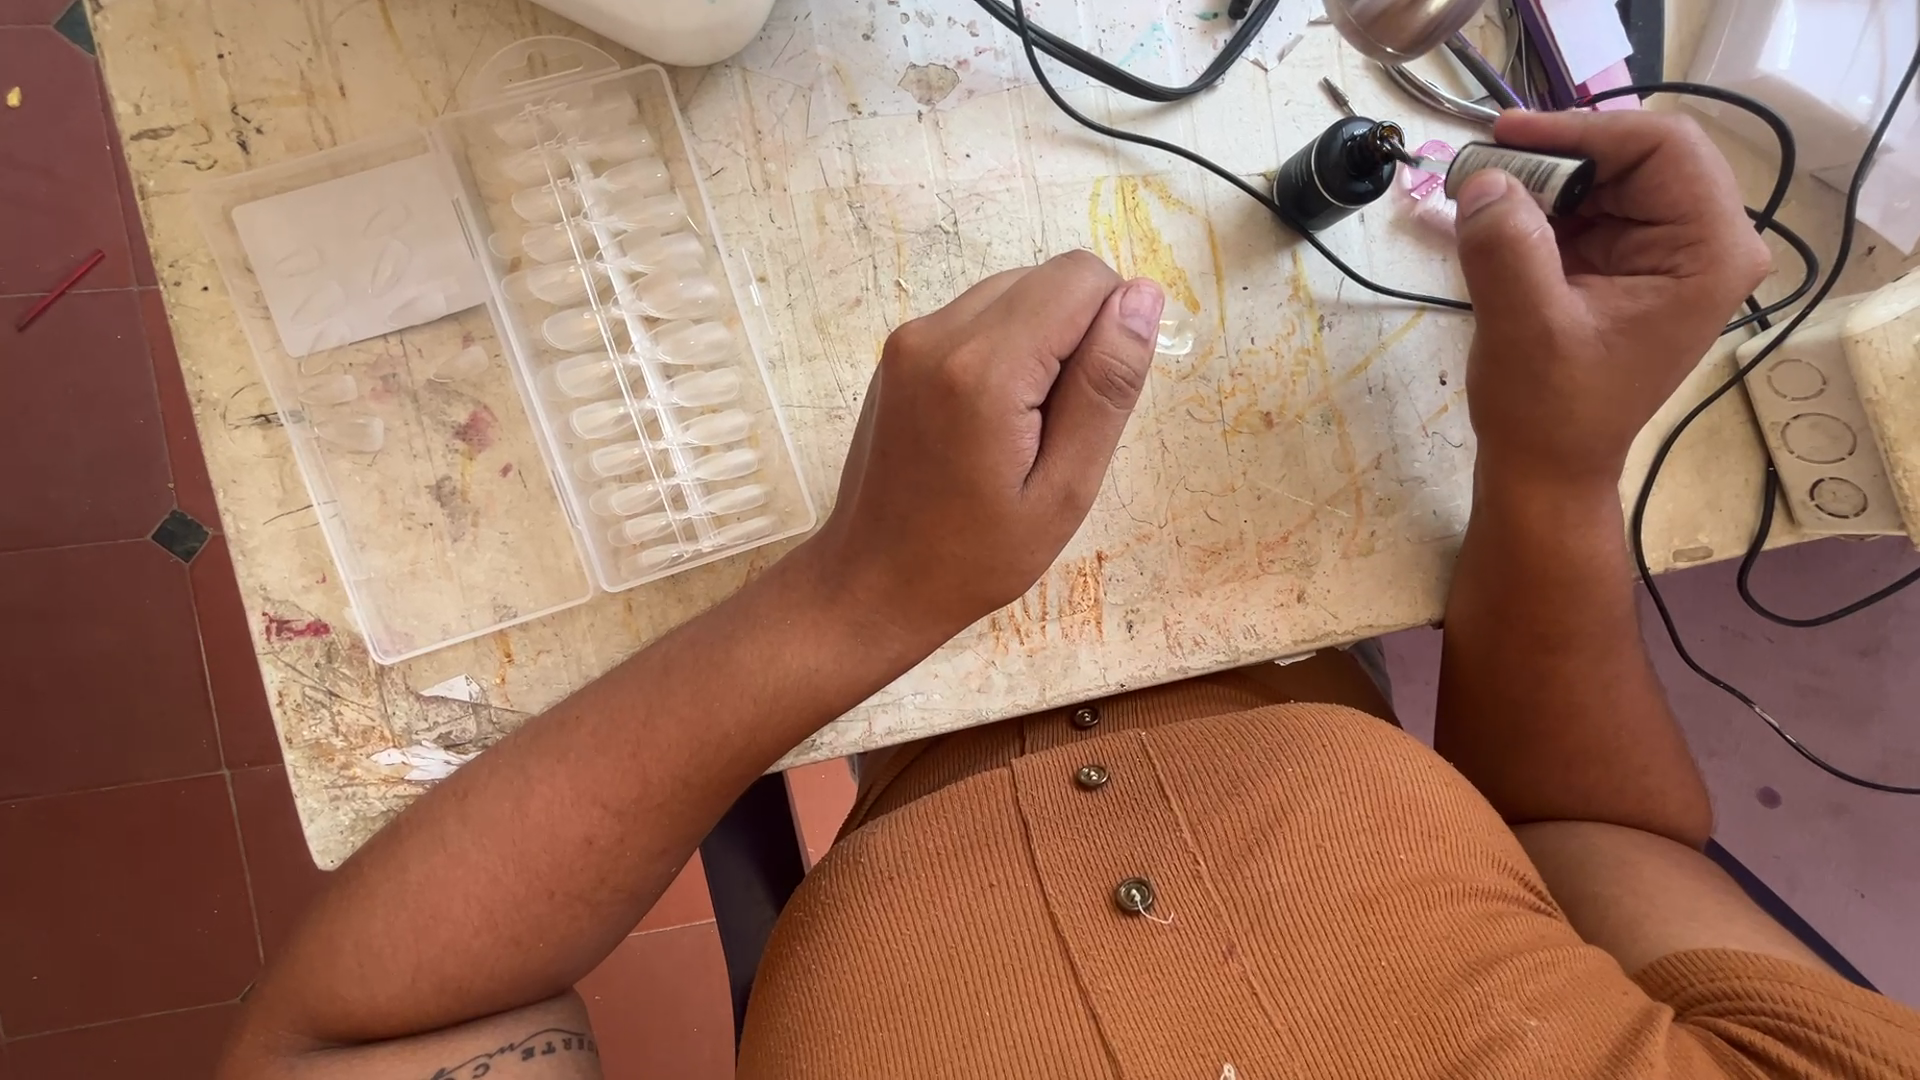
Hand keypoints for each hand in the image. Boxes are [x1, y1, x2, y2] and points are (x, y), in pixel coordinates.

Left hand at [800, 251, 1164, 643]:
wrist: (875, 582)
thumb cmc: (976, 557)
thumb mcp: (1064, 490)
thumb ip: (1105, 389)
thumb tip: (1142, 297)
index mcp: (983, 368)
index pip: (1082, 278)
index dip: (1112, 326)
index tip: (1095, 400)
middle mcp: (936, 333)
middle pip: (1047, 279)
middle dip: (1075, 336)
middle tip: (1057, 426)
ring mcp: (907, 340)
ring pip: (1012, 294)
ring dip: (1038, 344)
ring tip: (1020, 428)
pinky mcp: (896, 354)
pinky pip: (974, 320)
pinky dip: (1001, 353)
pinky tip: (986, 422)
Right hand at [1453, 110, 1770, 491]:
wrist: (1543, 470)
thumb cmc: (1546, 409)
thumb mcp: (1523, 325)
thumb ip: (1505, 248)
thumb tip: (1480, 180)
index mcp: (1704, 250)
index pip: (1659, 149)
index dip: (1578, 132)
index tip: (1500, 135)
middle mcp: (1695, 244)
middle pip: (1628, 164)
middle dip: (1548, 164)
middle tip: (1475, 173)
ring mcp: (1656, 260)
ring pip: (1596, 191)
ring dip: (1530, 191)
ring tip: (1469, 198)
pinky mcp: (1617, 276)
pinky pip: (1575, 225)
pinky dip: (1527, 220)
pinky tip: (1482, 224)